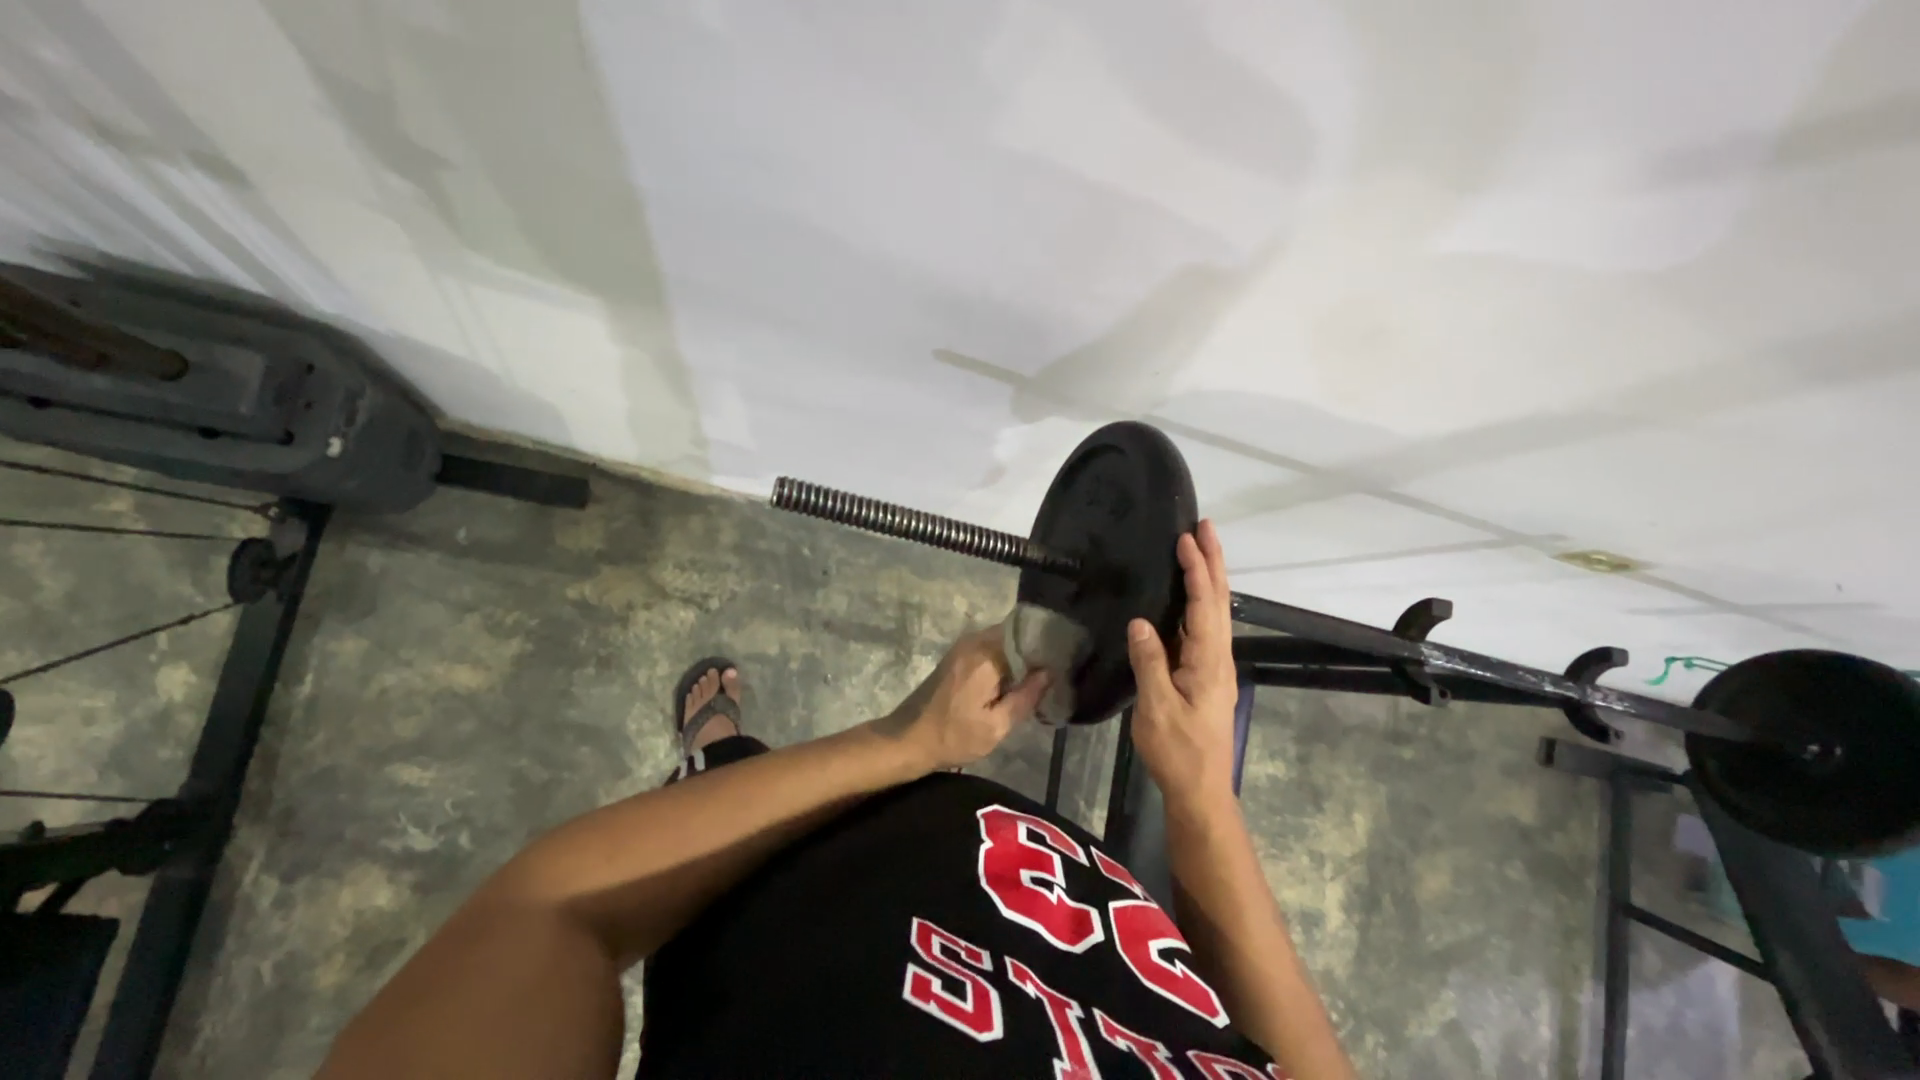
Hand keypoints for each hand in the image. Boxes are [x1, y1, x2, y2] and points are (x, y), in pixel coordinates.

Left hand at [879, 624, 1050, 772]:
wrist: (908, 739)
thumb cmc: (953, 737)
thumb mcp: (996, 727)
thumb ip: (1026, 697)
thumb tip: (1050, 672)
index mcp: (986, 655)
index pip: (1028, 635)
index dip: (1049, 646)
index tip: (1069, 658)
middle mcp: (975, 641)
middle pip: (1017, 634)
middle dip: (1038, 649)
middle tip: (1060, 668)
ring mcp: (964, 645)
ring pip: (1005, 640)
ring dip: (1023, 655)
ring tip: (1045, 674)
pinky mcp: (959, 655)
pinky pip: (992, 647)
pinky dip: (1008, 659)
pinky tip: (1020, 678)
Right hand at [1127, 519, 1240, 809]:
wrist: (1201, 789)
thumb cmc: (1178, 751)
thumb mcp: (1157, 708)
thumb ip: (1150, 663)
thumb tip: (1140, 623)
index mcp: (1208, 661)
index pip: (1204, 605)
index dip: (1196, 570)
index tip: (1187, 538)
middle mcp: (1218, 658)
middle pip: (1217, 602)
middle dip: (1212, 562)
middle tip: (1204, 528)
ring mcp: (1215, 668)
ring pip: (1214, 614)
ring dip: (1208, 579)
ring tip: (1197, 552)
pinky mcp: (1206, 678)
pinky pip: (1204, 629)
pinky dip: (1199, 604)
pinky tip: (1186, 601)